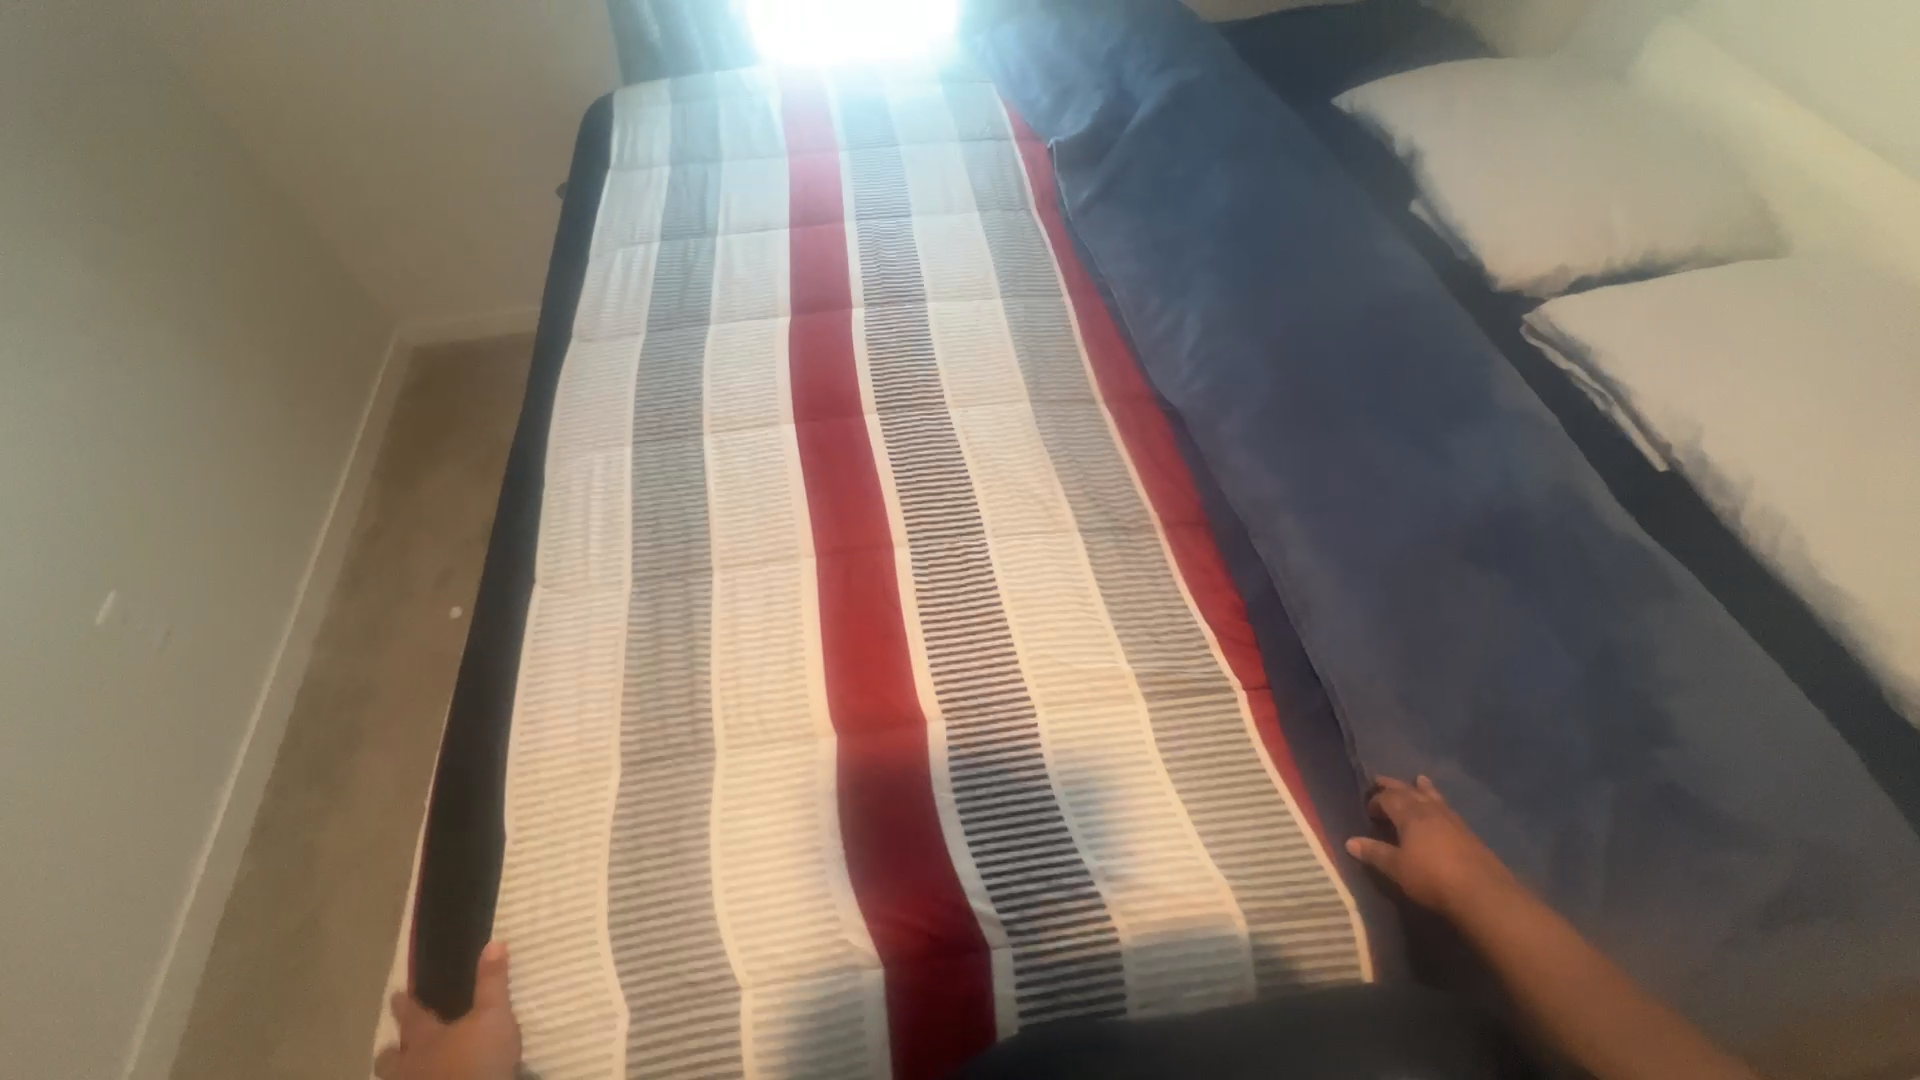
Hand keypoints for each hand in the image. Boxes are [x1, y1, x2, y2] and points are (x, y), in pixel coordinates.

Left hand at [374, 942, 521, 1079]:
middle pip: (390, 1059)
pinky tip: (429, 1079)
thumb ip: (492, 982)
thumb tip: (494, 942)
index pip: (411, 1016)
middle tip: (392, 1045)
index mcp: (425, 1039)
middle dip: (391, 1051)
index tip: (394, 994)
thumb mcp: (494, 1014)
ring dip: (400, 1073)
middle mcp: (410, 1066)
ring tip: (408, 1070)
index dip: (403, 1004)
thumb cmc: (480, 1057)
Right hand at [1345, 775, 1519, 918]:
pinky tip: (1442, 811)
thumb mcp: (1397, 868)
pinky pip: (1448, 809)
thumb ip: (1374, 853)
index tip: (1369, 812)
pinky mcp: (1470, 834)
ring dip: (1422, 789)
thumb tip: (1349, 842)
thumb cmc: (1432, 877)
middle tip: (1381, 779)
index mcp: (1410, 815)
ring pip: (1433, 797)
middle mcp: (1431, 812)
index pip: (1388, 798)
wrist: (1483, 894)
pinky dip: (1439, 803)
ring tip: (1419, 780)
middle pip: (1409, 791)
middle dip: (1394, 785)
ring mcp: (1453, 821)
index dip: (1376, 801)